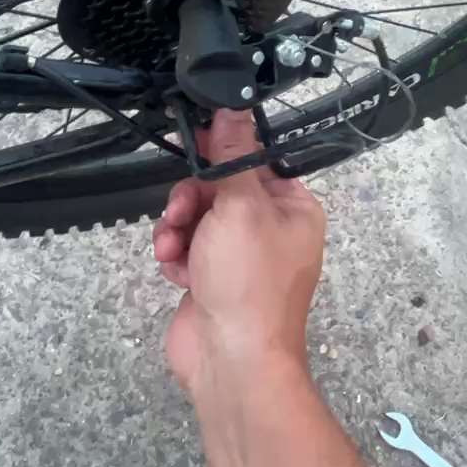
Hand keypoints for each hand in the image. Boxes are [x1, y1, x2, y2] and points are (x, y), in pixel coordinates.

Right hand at [152, 110, 327, 396]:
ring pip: (197, 216)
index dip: (223, 150)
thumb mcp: (240, 208)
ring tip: (174, 247)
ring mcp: (239, 255)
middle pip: (219, 187)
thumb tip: (234, 104)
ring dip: (178, 227)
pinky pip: (187, 246)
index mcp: (292, 208)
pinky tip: (175, 270)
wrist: (231, 362)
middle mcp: (269, 229)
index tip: (195, 140)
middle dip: (192, 198)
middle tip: (182, 212)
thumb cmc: (248, 285)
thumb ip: (232, 154)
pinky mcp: (212, 277)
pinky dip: (176, 254)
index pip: (255, 160)